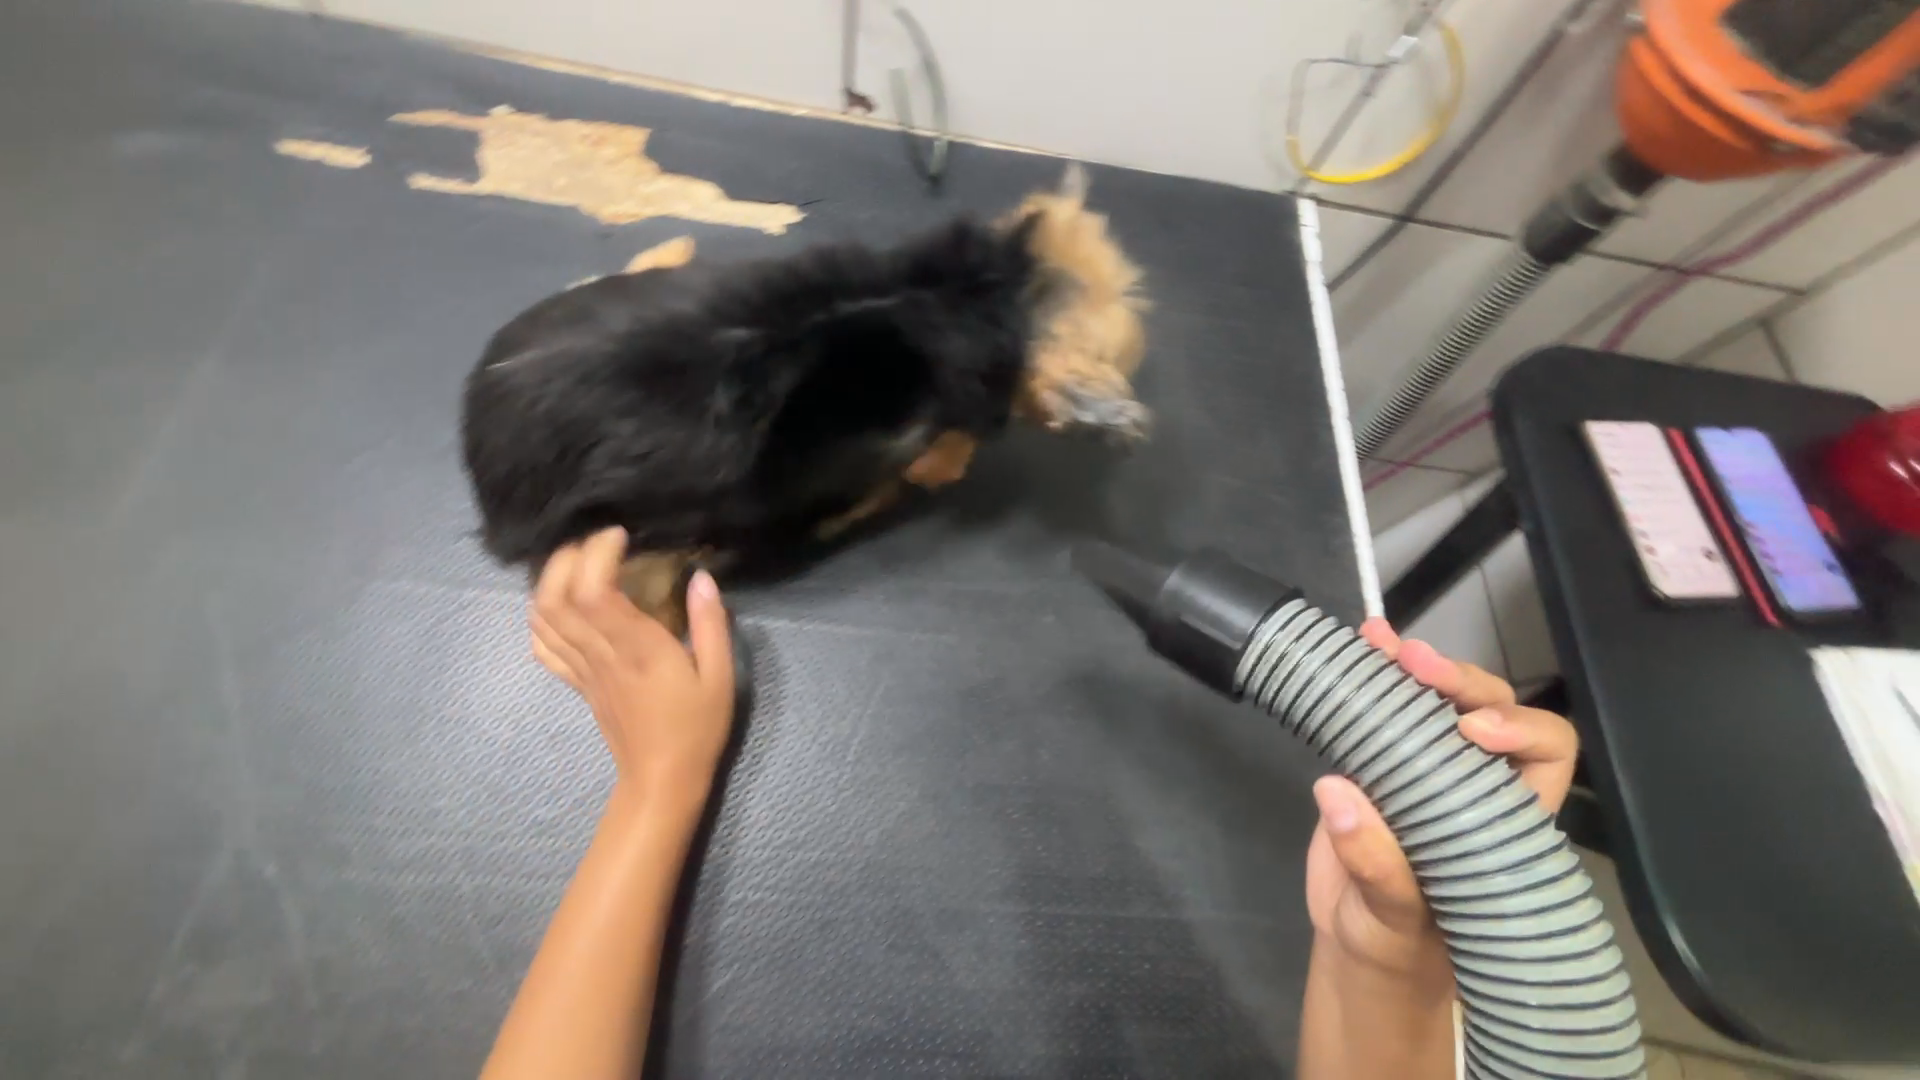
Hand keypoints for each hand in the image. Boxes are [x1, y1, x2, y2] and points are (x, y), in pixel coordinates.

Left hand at [529, 528, 735, 808]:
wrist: (663, 779)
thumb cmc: (698, 726)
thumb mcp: (720, 675)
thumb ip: (711, 624)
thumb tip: (701, 578)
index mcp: (639, 650)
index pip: (596, 592)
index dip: (597, 556)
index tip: (619, 536)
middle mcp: (603, 655)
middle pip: (557, 599)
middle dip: (566, 560)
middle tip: (596, 543)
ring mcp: (584, 671)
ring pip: (543, 619)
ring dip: (550, 582)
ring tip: (579, 563)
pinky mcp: (577, 684)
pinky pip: (543, 648)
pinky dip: (541, 618)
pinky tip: (561, 605)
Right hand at [1304, 619, 1578, 981]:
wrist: (1355, 942)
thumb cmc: (1395, 945)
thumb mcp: (1391, 922)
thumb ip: (1377, 867)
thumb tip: (1336, 791)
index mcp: (1507, 821)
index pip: (1546, 758)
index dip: (1519, 731)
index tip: (1470, 730)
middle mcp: (1473, 783)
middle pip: (1490, 711)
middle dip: (1459, 682)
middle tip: (1413, 663)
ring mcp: (1421, 766)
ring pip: (1435, 700)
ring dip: (1411, 665)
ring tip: (1376, 641)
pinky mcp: (1374, 759)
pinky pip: (1380, 708)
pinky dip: (1371, 672)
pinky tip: (1357, 644)